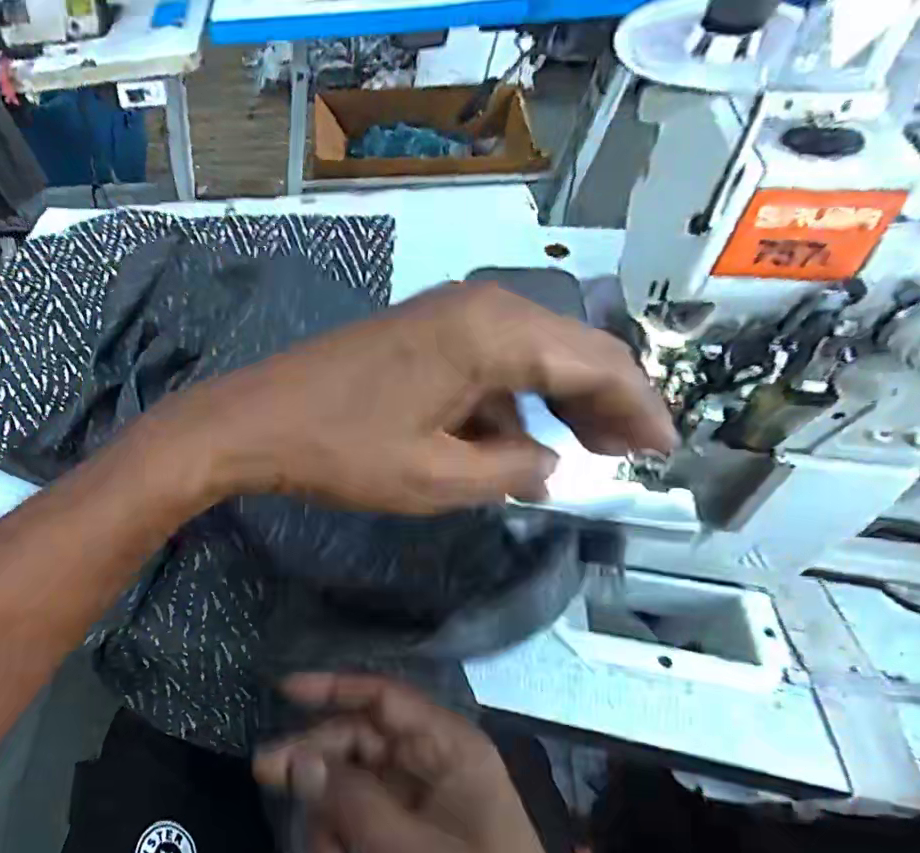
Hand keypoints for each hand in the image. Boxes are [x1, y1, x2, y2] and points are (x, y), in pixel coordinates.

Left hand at [151, 283, 674, 513]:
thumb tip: (551, 464)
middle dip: (607, 406)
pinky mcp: (424, 335)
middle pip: (572, 352)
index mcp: (495, 333)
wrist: (254, 422)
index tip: (665, 451)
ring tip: (585, 456)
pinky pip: (491, 366)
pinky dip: (513, 405)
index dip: (639, 409)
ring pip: (532, 358)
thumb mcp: (437, 478)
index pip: (597, 364)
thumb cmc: (343, 452)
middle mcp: (482, 307)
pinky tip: (517, 447)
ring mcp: (449, 316)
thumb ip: (511, 469)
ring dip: (560, 406)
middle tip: (632, 457)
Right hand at [256, 675, 678, 852]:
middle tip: (265, 780)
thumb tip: (296, 757)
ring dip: (329, 830)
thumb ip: (352, 802)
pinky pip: (367, 829)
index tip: (283, 691)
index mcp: (452, 750)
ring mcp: (427, 808)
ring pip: (357, 793)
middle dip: (318, 771)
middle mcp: (438, 768)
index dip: (335, 688)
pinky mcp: (418, 846)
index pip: (386, 699)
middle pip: (362, 745)